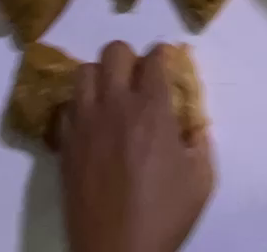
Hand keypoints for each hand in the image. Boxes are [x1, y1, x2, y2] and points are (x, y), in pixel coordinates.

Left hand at [61, 42, 213, 251]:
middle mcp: (115, 105)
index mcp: (152, 108)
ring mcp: (85, 124)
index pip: (155, 56)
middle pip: (115, 50)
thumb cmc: (163, 216)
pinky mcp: (65, 145)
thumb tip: (193, 121)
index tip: (168, 66)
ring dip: (101, 78)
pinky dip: (80, 108)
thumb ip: (200, 139)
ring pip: (84, 71)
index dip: (164, 55)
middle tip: (138, 82)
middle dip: (130, 58)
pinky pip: (66, 108)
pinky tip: (92, 125)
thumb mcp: (202, 178)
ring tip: (111, 98)